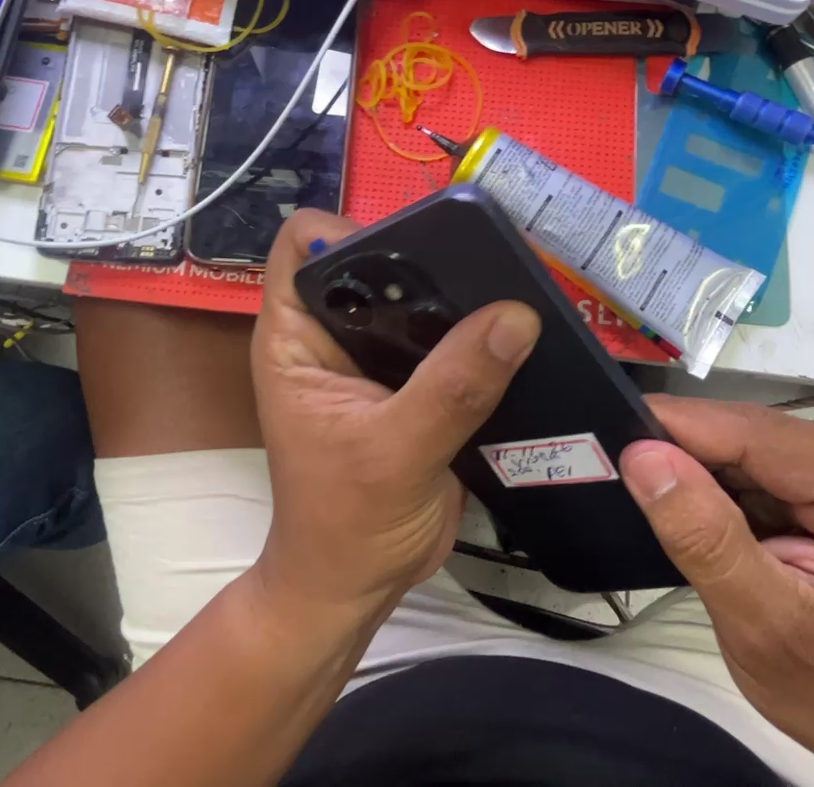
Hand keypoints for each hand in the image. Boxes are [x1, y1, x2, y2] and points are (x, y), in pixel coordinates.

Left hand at [249, 210, 540, 615]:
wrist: (356, 585)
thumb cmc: (347, 522)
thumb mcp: (396, 453)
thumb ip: (453, 386)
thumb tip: (516, 315)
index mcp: (296, 337)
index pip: (303, 244)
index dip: (349, 227)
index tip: (418, 241)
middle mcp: (331, 335)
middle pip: (371, 262)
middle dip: (424, 254)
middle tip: (489, 253)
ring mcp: (373, 359)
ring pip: (413, 300)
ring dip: (458, 294)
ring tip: (515, 282)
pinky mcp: (412, 384)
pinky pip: (444, 340)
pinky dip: (476, 334)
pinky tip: (517, 330)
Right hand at [620, 398, 813, 783]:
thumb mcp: (761, 625)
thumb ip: (705, 538)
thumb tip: (643, 455)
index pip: (766, 437)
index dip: (685, 425)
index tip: (612, 424)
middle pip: (761, 432)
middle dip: (687, 442)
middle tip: (614, 453)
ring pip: (755, 440)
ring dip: (699, 458)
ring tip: (642, 473)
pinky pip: (763, 461)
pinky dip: (719, 476)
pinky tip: (689, 495)